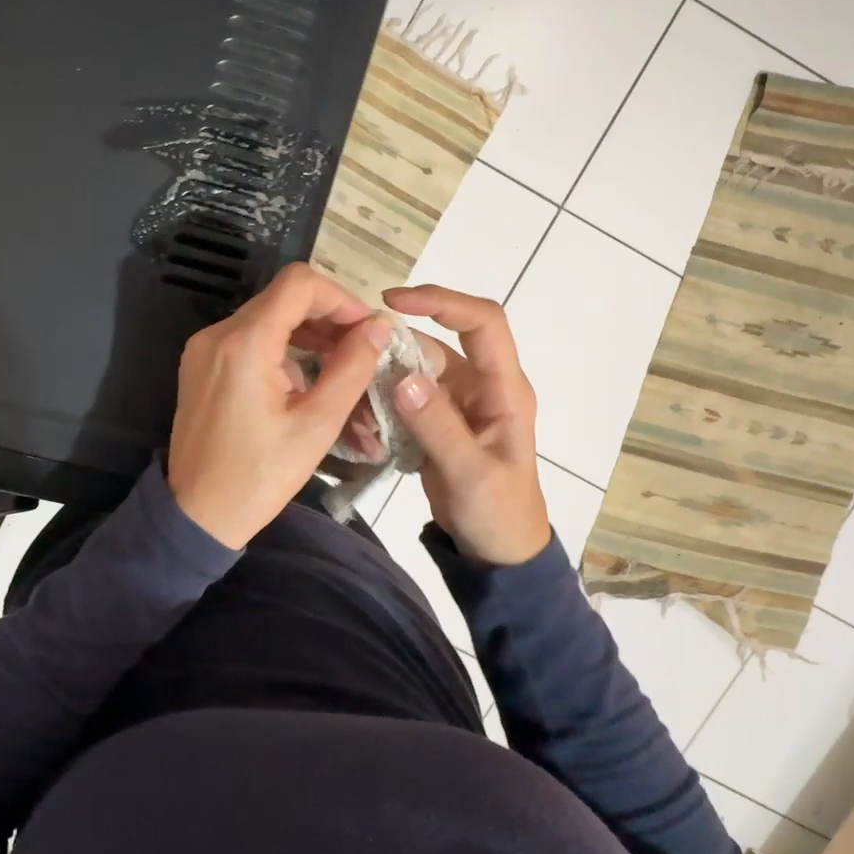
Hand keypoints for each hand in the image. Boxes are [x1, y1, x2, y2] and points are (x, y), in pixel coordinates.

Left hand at [167, 263, 391, 548]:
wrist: (198, 514)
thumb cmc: (259, 476)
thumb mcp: (316, 425)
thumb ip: (351, 368)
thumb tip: (379, 329)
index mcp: (243, 342)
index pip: (299, 284)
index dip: (341, 298)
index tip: (366, 330)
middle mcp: (216, 335)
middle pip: (281, 299)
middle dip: (327, 318)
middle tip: (361, 351)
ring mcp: (202, 351)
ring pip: (264, 319)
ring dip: (305, 335)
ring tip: (340, 367)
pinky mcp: (198, 368)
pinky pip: (245, 341)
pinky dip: (279, 350)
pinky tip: (302, 382)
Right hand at [382, 284, 551, 565]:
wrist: (498, 551)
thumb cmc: (498, 512)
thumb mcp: (471, 473)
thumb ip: (438, 426)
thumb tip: (403, 377)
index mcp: (503, 389)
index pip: (482, 323)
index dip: (442, 302)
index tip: (392, 302)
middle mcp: (479, 386)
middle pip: (433, 346)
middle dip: (391, 352)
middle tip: (349, 365)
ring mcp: (455, 405)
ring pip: (411, 373)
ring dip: (381, 386)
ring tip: (357, 414)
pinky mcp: (435, 423)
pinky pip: (402, 401)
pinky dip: (380, 409)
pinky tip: (363, 431)